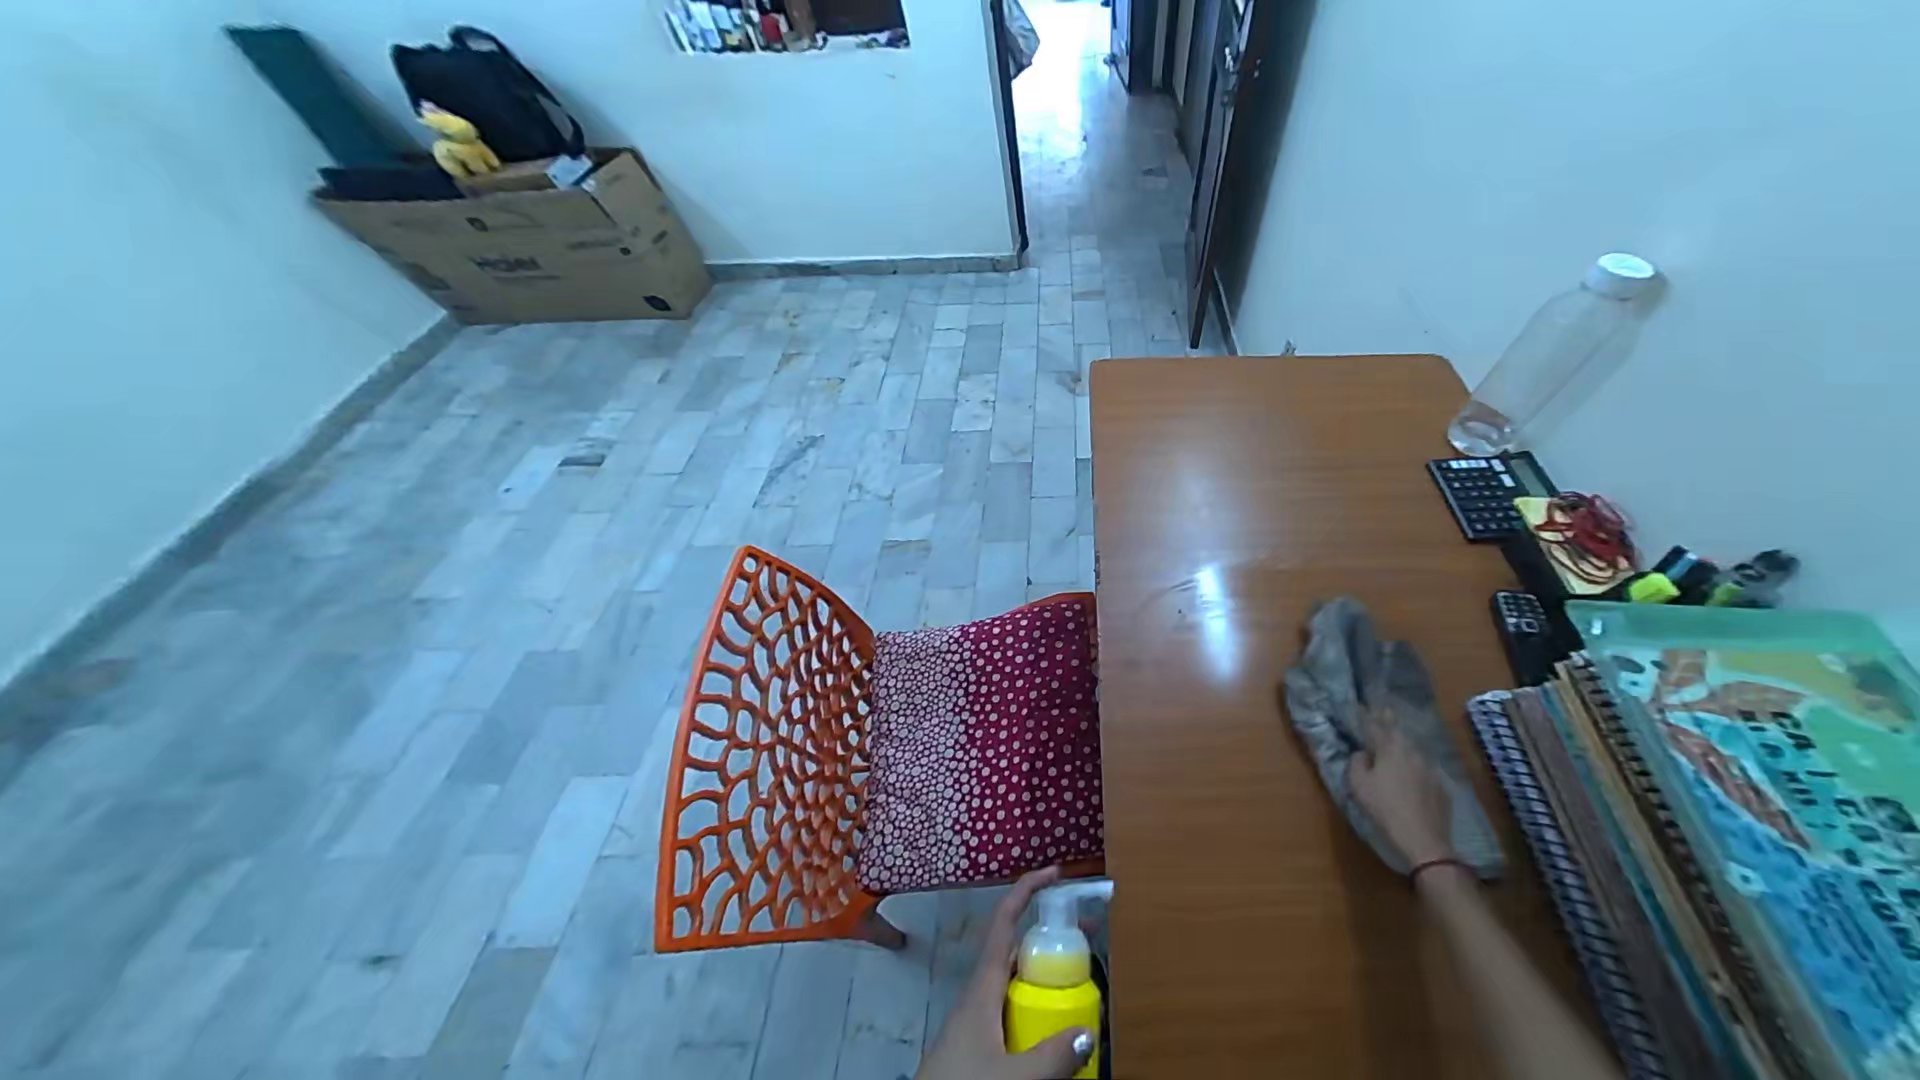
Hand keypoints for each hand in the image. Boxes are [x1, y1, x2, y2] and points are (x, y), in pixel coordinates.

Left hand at [915, 866, 1092, 1079]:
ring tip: (1078, 984)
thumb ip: (1050, 1058)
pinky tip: (1053, 1029)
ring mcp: (977, 1017)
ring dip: (1043, 977)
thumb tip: (1088, 1031)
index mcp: (982, 985)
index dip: (1027, 890)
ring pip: (1015, 984)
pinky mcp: (977, 1042)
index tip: (1055, 872)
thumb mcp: (1010, 1078)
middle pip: (1016, 951)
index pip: (1005, 921)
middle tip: (1084, 941)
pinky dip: (1035, 1009)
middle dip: (1047, 940)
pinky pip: (1012, 1011)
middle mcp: (979, 992)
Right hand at [1348, 705, 1454, 868]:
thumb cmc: (1384, 807)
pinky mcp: (1441, 785)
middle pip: (1399, 733)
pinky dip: (1415, 763)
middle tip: (1384, 708)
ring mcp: (1431, 769)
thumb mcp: (1358, 784)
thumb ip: (1357, 762)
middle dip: (1390, 720)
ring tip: (1397, 738)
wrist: (1423, 838)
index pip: (1377, 726)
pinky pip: (1424, 767)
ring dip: (1404, 742)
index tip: (1362, 704)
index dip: (1368, 715)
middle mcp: (1413, 753)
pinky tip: (1412, 770)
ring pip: (1414, 749)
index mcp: (1390, 749)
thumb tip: (1363, 753)